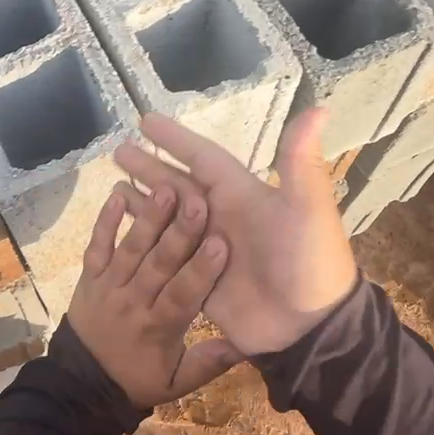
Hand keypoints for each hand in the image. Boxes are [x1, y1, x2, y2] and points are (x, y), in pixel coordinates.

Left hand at [66, 178, 242, 407]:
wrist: (81, 384)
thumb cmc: (136, 379)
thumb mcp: (175, 384)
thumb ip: (208, 364)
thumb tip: (246, 343)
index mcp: (159, 328)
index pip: (182, 296)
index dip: (201, 271)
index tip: (221, 243)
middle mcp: (133, 302)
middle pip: (158, 265)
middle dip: (179, 233)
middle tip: (196, 202)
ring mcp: (108, 286)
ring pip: (130, 249)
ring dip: (148, 219)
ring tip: (164, 189)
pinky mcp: (89, 276)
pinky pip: (97, 246)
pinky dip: (105, 221)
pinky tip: (117, 195)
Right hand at [115, 109, 357, 355]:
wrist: (310, 327)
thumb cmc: (309, 262)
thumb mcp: (308, 208)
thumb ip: (300, 161)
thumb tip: (319, 107)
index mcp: (242, 194)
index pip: (202, 158)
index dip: (175, 139)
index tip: (146, 121)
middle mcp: (221, 216)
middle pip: (177, 184)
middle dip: (149, 167)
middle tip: (118, 152)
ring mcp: (207, 249)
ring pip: (166, 217)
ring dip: (142, 201)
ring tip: (114, 186)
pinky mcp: (198, 278)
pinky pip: (165, 253)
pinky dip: (145, 240)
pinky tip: (125, 234)